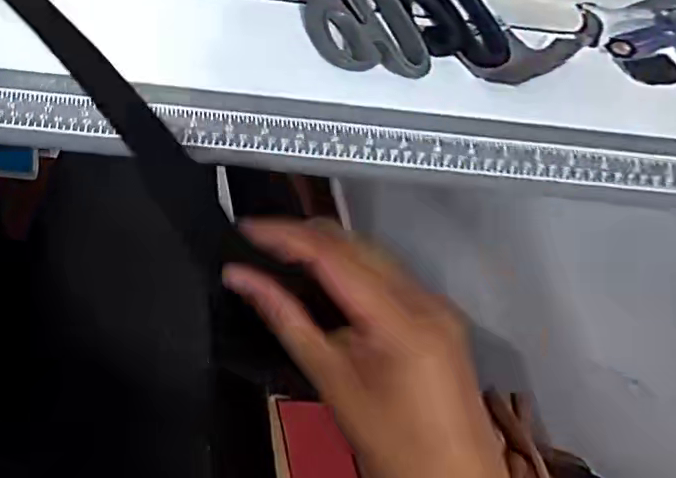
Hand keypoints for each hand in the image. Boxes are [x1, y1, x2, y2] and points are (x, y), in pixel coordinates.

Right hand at [224, 220, 504, 477]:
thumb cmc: (393, 445)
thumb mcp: (330, 380)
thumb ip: (283, 317)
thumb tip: (237, 275)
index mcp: (400, 320)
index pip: (330, 253)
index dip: (283, 234)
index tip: (245, 229)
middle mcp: (424, 300)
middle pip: (350, 243)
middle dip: (300, 234)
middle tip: (257, 241)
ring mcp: (436, 305)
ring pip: (367, 250)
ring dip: (323, 244)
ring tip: (280, 252)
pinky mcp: (438, 314)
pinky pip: (384, 269)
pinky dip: (346, 262)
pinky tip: (321, 274)